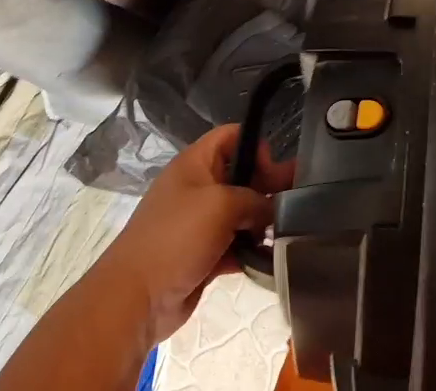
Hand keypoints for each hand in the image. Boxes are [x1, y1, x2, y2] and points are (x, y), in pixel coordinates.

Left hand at [90, 125, 294, 343]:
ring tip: (287, 232)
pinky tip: (270, 259)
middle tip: (297, 200)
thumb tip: (272, 211)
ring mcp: (200, 223)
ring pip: (241, 213)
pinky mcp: (204, 255)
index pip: (231, 137)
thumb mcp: (221, 205)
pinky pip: (235, 245)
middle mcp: (198, 189)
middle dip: (268, 185)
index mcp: (195, 164)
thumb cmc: (176, 238)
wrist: (137, 297)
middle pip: (241, 175)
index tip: (272, 171)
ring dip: (262, 222)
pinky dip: (251, 250)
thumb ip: (255, 200)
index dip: (255, 146)